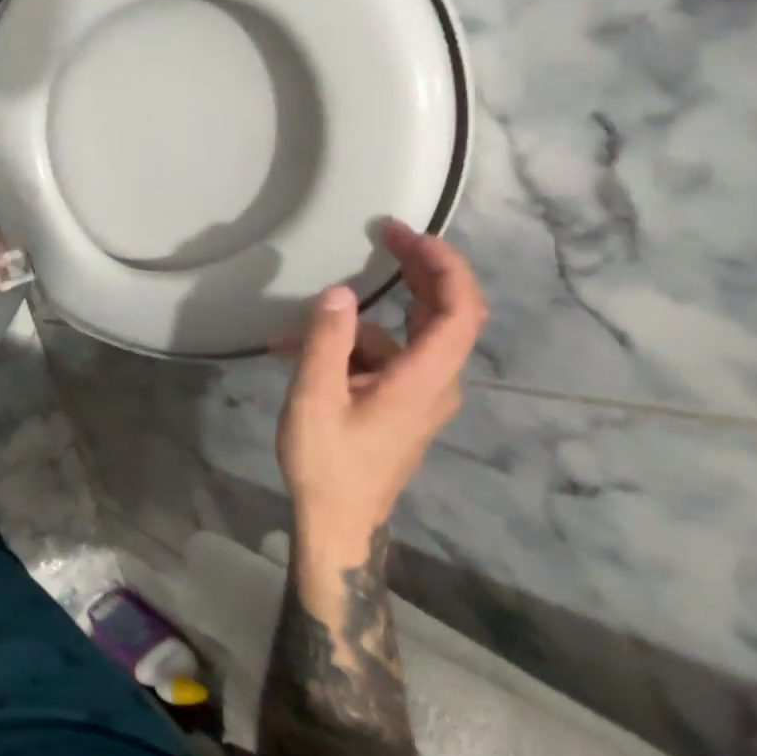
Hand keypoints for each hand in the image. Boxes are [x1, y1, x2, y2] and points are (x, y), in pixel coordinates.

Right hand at [277, 220, 486, 558]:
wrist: (338, 521)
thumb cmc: (328, 463)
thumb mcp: (315, 399)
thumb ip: (327, 342)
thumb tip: (339, 292)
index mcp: (426, 378)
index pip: (460, 308)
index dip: (443, 263)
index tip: (407, 234)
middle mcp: (438, 382)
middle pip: (444, 313)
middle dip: (416, 271)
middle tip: (382, 235)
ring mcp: (422, 395)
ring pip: (401, 338)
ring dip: (355, 324)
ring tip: (296, 328)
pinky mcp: (404, 405)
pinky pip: (384, 361)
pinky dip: (350, 349)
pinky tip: (302, 353)